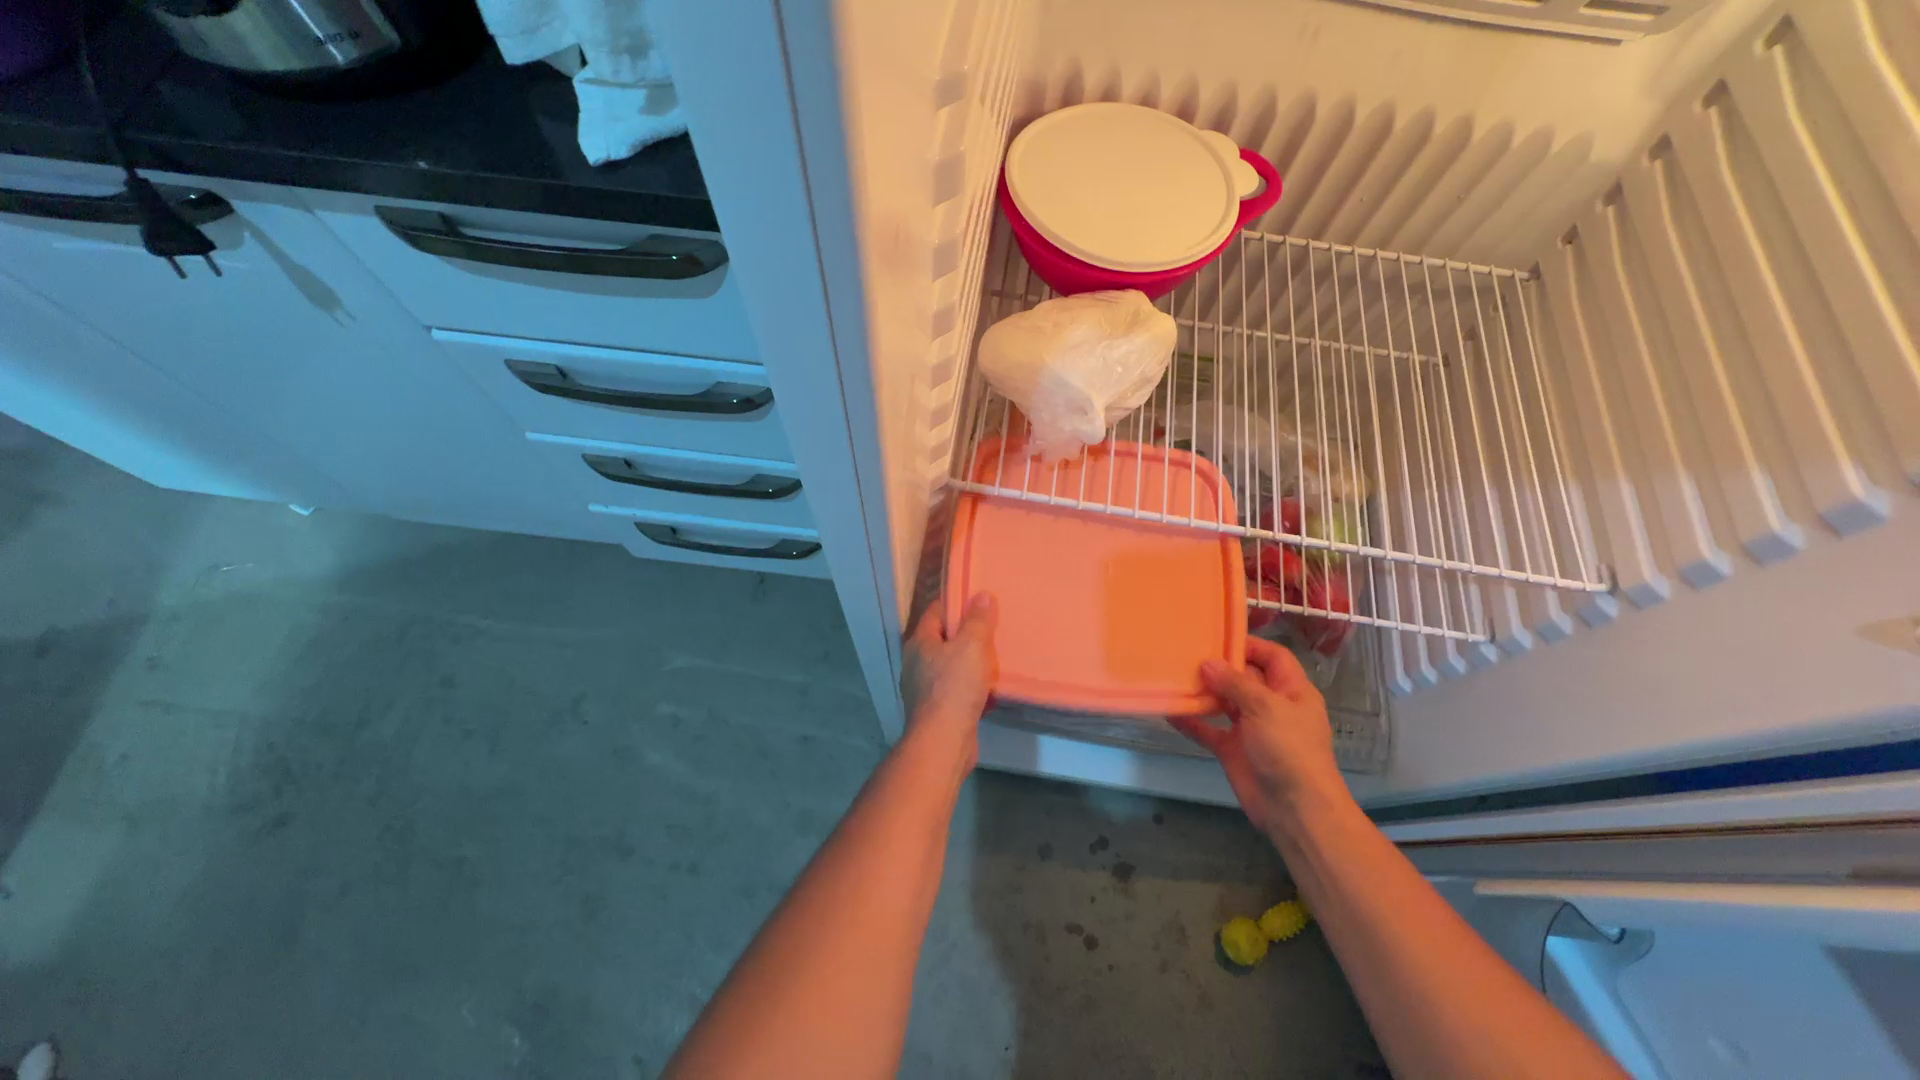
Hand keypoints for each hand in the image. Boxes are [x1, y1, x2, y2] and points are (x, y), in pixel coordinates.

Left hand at [900, 593, 998, 759]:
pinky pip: (956, 690)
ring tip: (995, 659)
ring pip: (951, 666)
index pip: (936, 612)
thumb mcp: (972, 646)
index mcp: (920, 642)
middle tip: (993, 631)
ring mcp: (924, 689)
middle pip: (944, 639)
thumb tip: (982, 595)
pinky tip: (990, 689)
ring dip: (971, 663)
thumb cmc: (954, 688)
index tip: (980, 603)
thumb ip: (978, 620)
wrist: (943, 741)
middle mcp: (916, 663)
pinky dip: (971, 687)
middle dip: (967, 635)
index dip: (957, 604)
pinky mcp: (936, 710)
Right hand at [1170, 638, 1344, 837]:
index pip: (1272, 656)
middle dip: (1219, 666)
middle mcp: (1271, 706)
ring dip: (1202, 692)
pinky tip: (1169, 711)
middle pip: (1244, 677)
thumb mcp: (1266, 708)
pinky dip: (1192, 722)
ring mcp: (1251, 729)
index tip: (1216, 636)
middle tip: (1185, 652)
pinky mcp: (1233, 750)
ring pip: (1224, 702)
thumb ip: (1235, 683)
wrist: (1295, 808)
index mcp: (1292, 690)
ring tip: (1174, 676)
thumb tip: (1207, 663)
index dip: (1249, 644)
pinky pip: (1209, 730)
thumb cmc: (1289, 750)